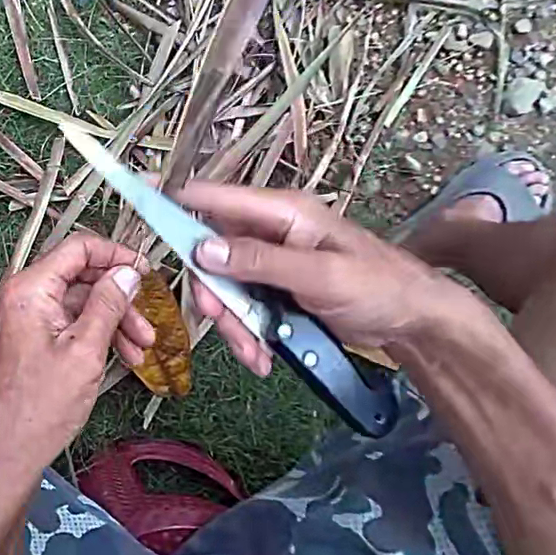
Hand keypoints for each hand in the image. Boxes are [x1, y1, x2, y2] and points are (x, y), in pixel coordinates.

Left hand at [0, 233, 151, 478]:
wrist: (14, 449)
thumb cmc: (43, 404)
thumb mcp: (85, 349)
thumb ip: (108, 304)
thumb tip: (128, 272)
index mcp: (29, 288)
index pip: (77, 248)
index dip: (115, 255)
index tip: (146, 271)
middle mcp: (25, 294)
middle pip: (82, 276)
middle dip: (120, 297)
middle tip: (148, 323)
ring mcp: (29, 315)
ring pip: (82, 300)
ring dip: (115, 319)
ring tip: (142, 348)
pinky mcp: (36, 335)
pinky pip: (73, 321)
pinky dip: (99, 333)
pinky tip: (124, 355)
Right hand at [173, 181, 472, 375]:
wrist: (415, 322)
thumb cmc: (378, 286)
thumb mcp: (321, 275)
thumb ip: (260, 261)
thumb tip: (202, 249)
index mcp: (280, 213)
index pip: (214, 197)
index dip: (175, 200)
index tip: (140, 204)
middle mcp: (267, 232)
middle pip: (210, 253)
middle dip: (213, 292)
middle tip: (220, 321)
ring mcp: (268, 262)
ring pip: (223, 287)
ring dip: (232, 322)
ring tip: (253, 353)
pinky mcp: (272, 289)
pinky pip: (242, 307)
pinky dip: (246, 334)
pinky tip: (261, 356)